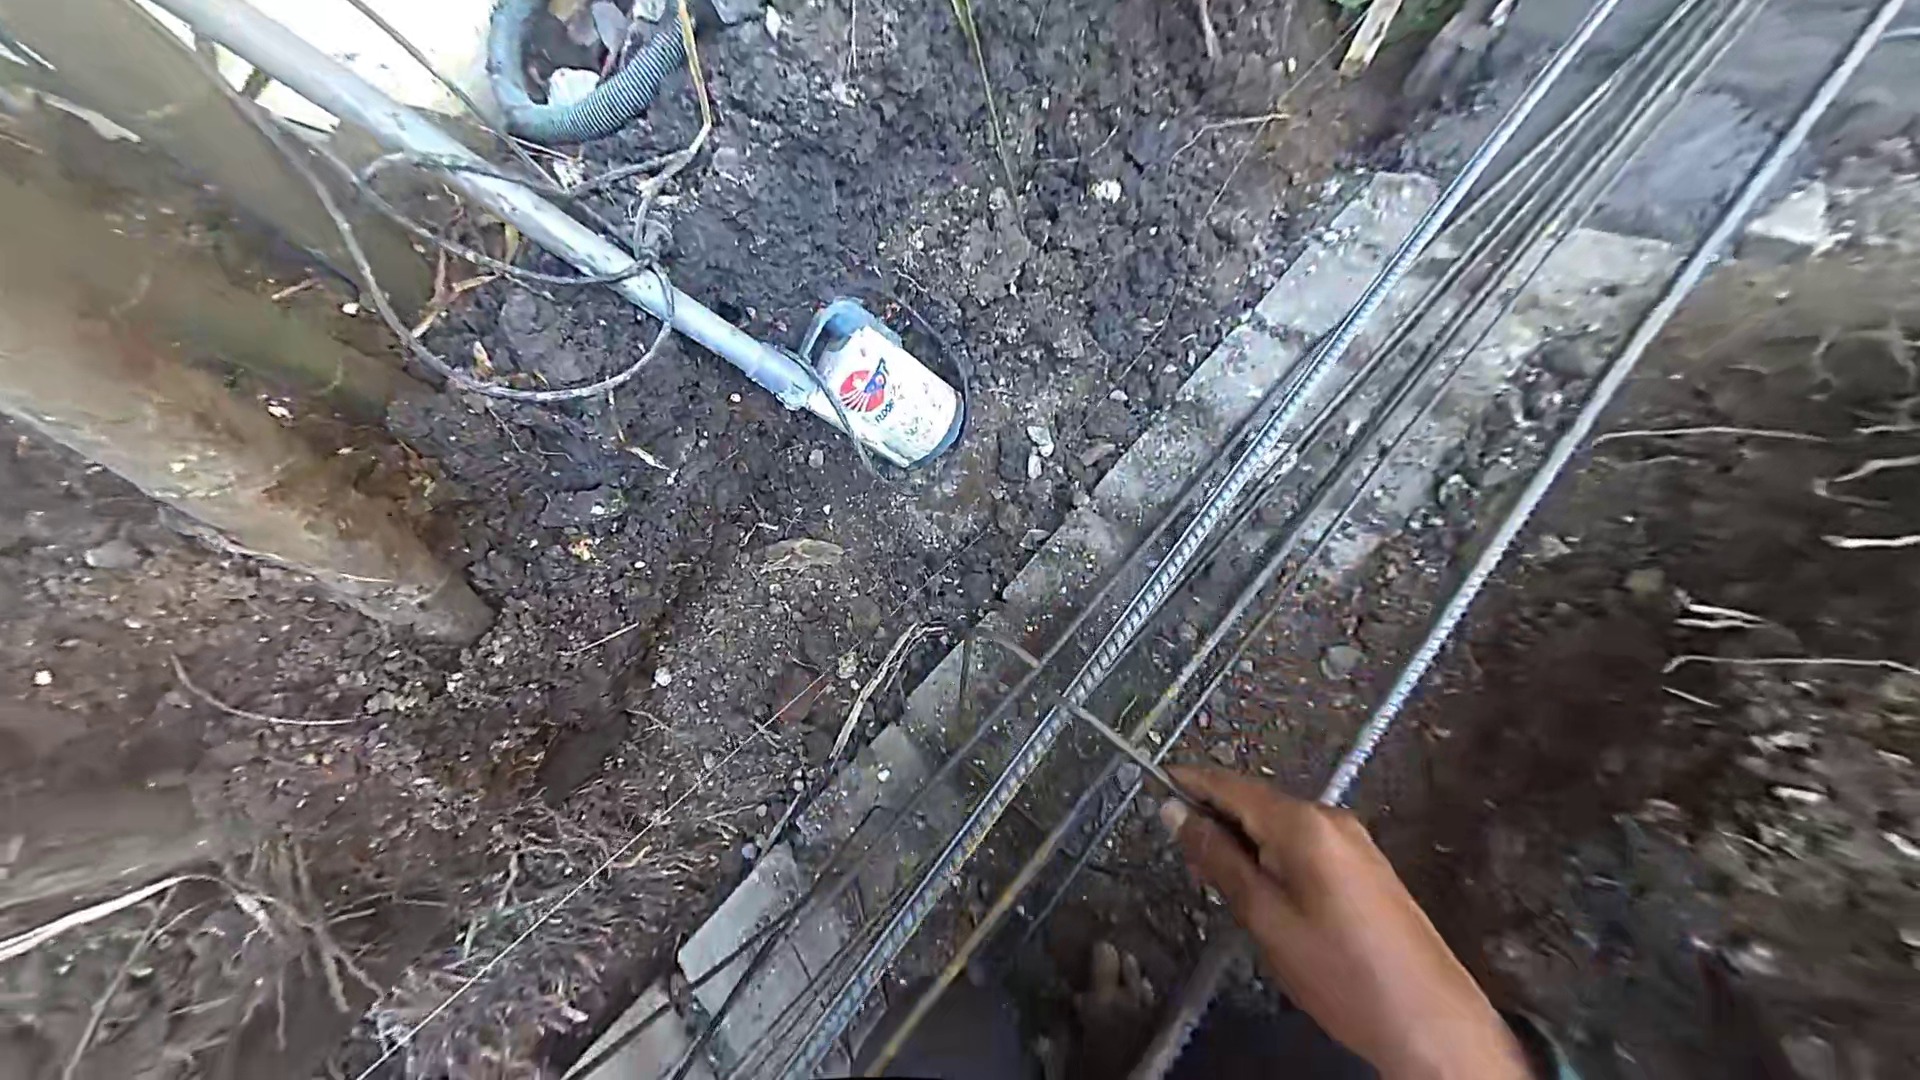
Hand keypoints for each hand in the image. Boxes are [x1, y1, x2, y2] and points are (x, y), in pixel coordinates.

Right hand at [1159, 766, 1529, 1079]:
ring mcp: (1351, 839)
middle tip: (1182, 850)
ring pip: (1275, 822)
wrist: (1441, 1034)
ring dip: (1241, 837)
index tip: (1153, 782)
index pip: (1229, 784)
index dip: (1188, 781)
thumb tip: (1174, 811)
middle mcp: (1327, 817)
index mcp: (1301, 823)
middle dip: (1214, 816)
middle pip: (1253, 800)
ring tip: (1217, 876)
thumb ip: (1217, 857)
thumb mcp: (1265, 917)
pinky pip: (1300, 841)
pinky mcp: (1364, 863)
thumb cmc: (1341, 974)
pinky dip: (1269, 851)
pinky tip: (1261, 885)